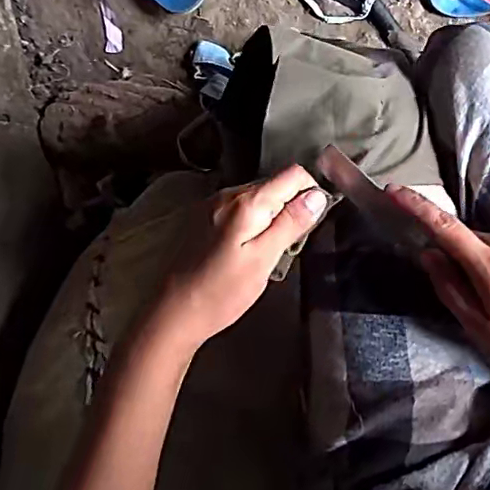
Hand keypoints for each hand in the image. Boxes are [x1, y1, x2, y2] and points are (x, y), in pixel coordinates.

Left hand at [138, 164, 329, 356]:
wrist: (171, 315)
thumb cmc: (219, 293)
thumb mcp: (264, 260)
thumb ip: (291, 224)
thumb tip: (317, 197)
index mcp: (245, 203)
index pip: (293, 174)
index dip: (311, 193)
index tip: (312, 220)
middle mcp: (227, 195)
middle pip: (277, 184)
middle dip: (292, 207)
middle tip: (288, 244)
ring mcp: (213, 205)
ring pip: (260, 197)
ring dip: (273, 217)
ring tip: (267, 252)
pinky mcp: (204, 218)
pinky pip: (242, 209)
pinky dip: (254, 223)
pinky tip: (248, 251)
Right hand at [387, 185, 489, 388]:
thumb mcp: (478, 326)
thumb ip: (448, 287)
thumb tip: (428, 254)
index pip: (446, 228)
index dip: (416, 207)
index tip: (392, 191)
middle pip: (462, 239)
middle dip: (452, 260)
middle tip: (469, 302)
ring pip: (478, 244)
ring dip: (472, 264)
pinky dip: (487, 263)